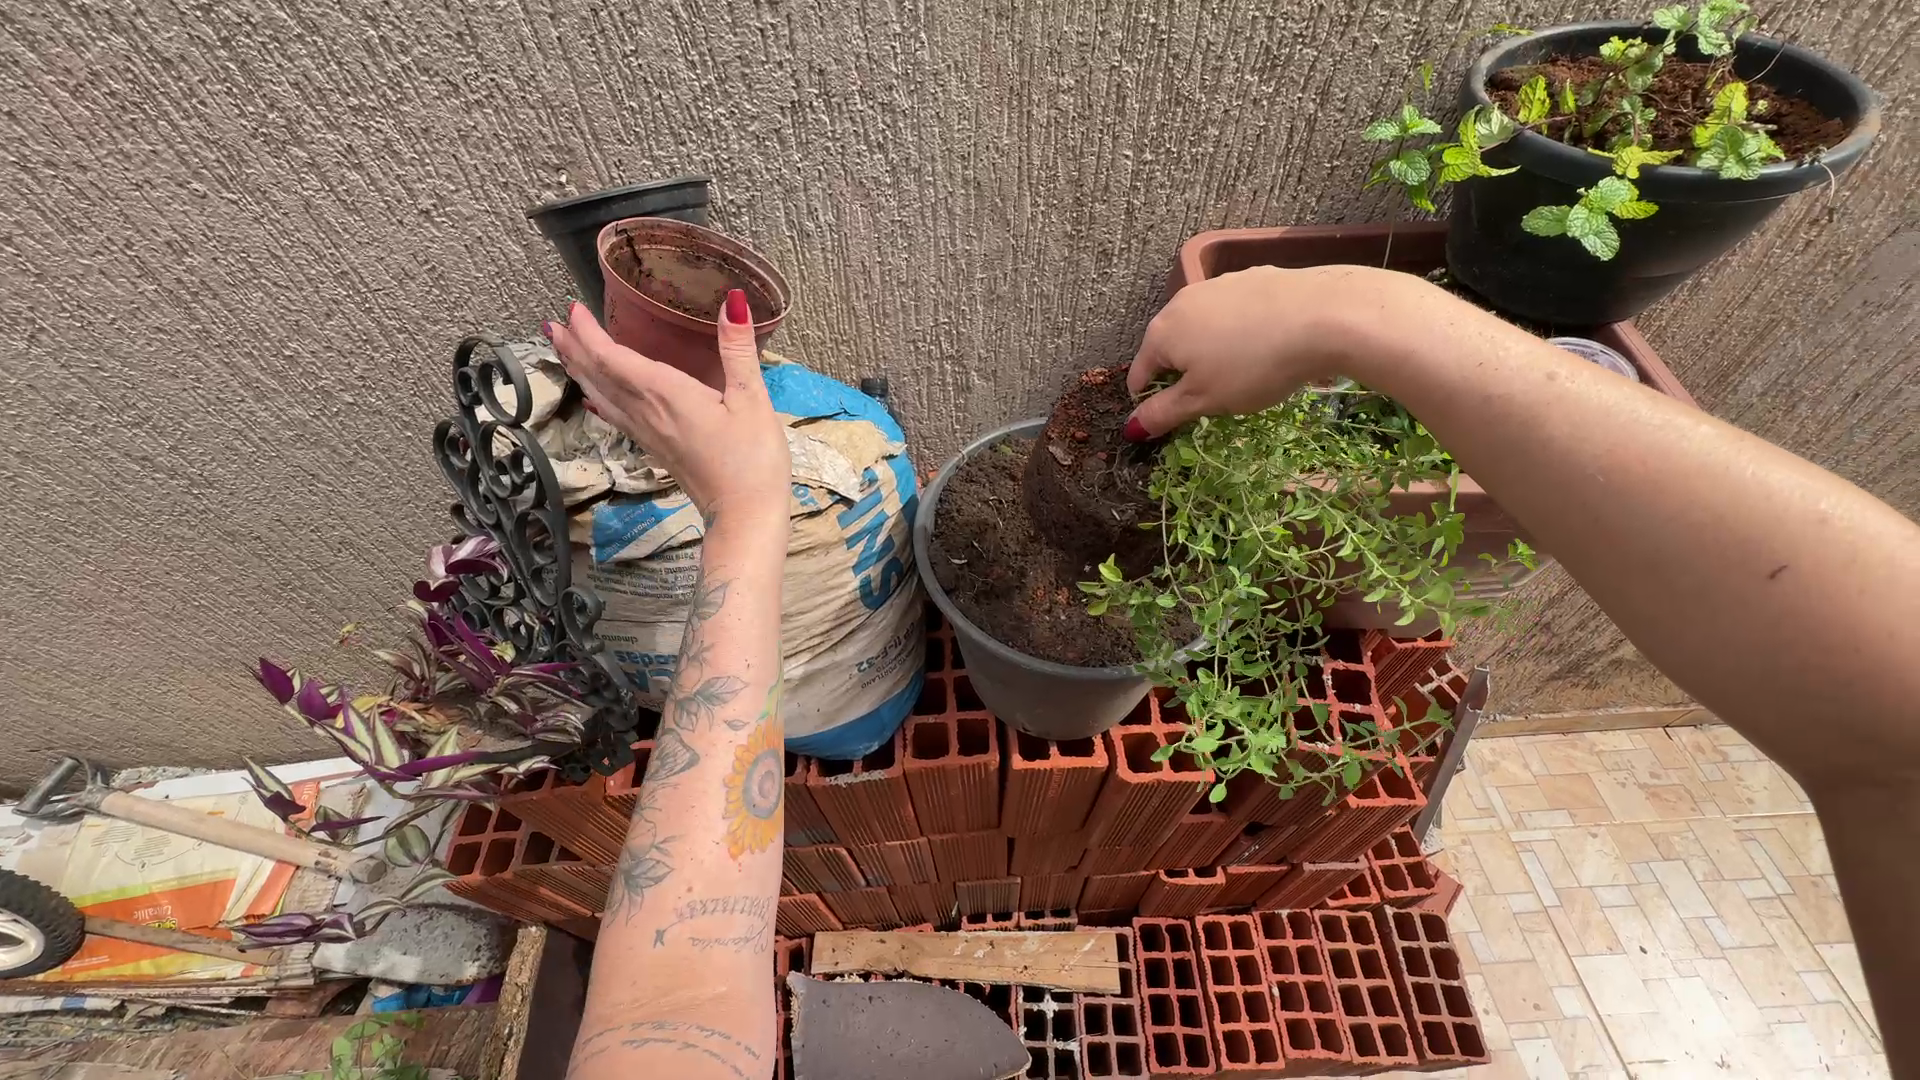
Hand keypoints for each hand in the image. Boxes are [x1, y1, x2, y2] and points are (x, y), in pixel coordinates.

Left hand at [547, 291, 791, 525]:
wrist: (744, 515)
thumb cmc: (753, 459)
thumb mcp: (753, 400)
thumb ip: (738, 350)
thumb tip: (733, 299)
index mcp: (665, 394)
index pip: (612, 358)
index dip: (589, 333)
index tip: (572, 310)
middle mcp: (647, 413)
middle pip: (599, 377)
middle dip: (574, 349)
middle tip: (551, 326)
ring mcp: (649, 435)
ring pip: (603, 397)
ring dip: (581, 373)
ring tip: (564, 353)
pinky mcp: (657, 450)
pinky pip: (617, 418)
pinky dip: (600, 401)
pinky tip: (596, 400)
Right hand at [1123, 264, 1422, 437]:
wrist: (1327, 315)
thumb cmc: (1253, 366)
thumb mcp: (1204, 401)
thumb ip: (1163, 413)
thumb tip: (1130, 428)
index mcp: (1161, 332)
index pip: (1139, 375)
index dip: (1151, 403)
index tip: (1176, 421)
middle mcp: (1182, 301)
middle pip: (1170, 348)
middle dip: (1183, 375)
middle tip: (1214, 399)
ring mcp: (1219, 285)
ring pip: (1204, 328)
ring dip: (1211, 352)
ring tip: (1245, 372)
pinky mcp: (1255, 277)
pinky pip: (1236, 313)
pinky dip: (1242, 332)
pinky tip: (1268, 345)